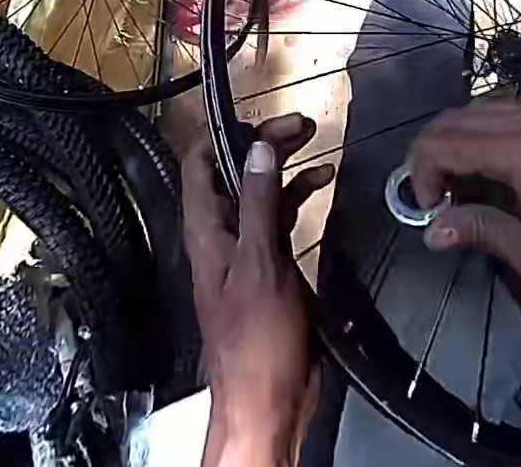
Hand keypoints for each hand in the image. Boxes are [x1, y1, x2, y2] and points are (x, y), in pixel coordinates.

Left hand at [182, 115, 334, 466]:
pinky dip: (298, 193)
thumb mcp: (260, 261)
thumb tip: (257, 147)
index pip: (198, 163)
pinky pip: (280, 214)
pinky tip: (322, 181)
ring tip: (314, 139)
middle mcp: (222, 230)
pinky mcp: (269, 261)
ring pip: (260, 188)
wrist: (269, 402)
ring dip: (284, 163)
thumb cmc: (257, 336)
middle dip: (264, 143)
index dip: (222, 134)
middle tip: (301, 124)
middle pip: (236, 170)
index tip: (259, 118)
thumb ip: (258, 201)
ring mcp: (246, 245)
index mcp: (207, 227)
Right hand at [410, 101, 520, 324]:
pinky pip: (506, 111)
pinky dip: (483, 131)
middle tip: (436, 198)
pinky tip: (493, 167)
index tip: (429, 210)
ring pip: (478, 109)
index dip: (420, 173)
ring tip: (460, 185)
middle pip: (454, 119)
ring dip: (455, 140)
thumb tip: (433, 230)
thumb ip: (485, 233)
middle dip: (430, 154)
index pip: (443, 142)